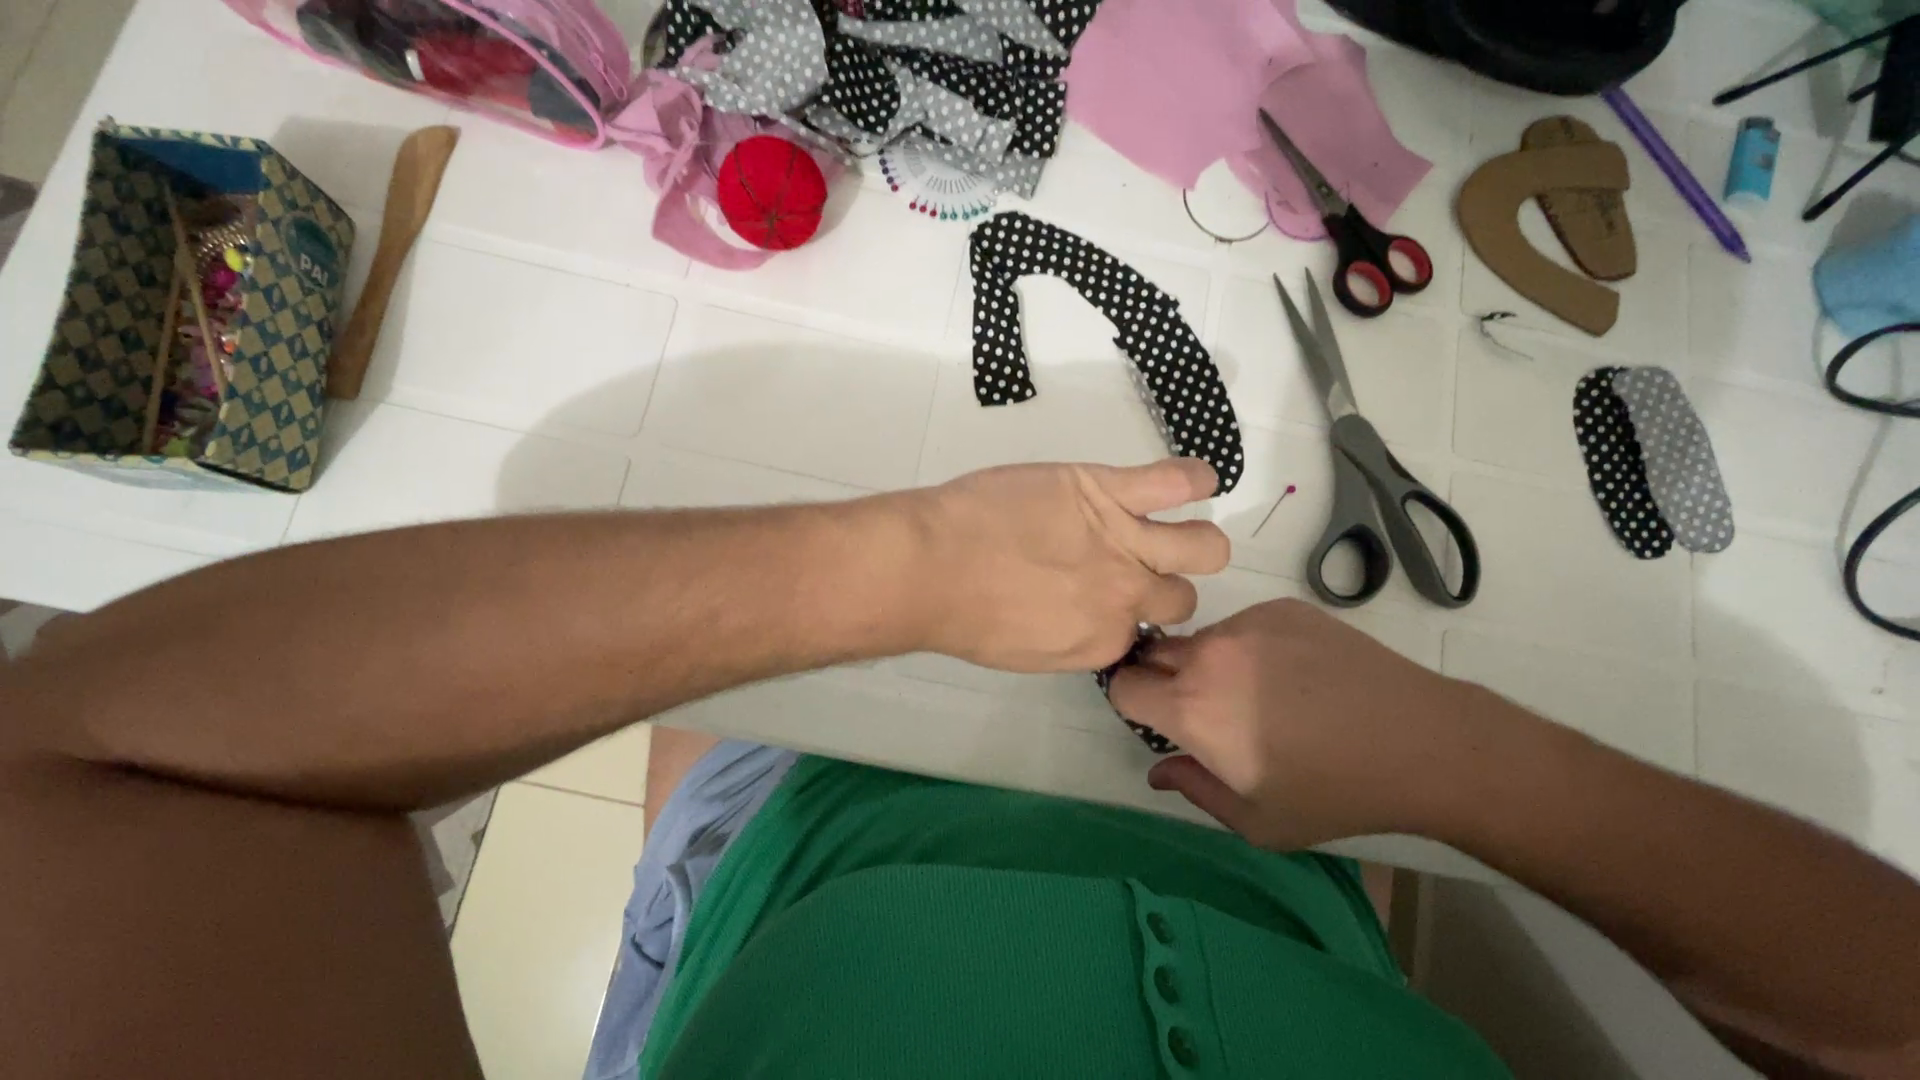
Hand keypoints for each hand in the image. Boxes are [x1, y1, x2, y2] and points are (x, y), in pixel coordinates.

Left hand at [910, 458, 1229, 672]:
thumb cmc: (960, 613)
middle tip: (1138, 565)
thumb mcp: (1024, 650)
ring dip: (1197, 541)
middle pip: (1183, 596)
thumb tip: (1087, 619)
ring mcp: (1124, 541)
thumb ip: (1071, 638)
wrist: (931, 567)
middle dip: (1166, 584)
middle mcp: (1126, 597)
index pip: (1143, 630)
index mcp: (1103, 641)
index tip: (1105, 600)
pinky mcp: (1107, 490)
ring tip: (1174, 524)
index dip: (1127, 614)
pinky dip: (1194, 478)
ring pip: (1205, 546)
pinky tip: (1190, 480)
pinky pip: (1177, 481)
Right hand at [1108, 598, 1493, 848]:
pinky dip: (1252, 648)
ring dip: (1211, 664)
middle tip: (1207, 712)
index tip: (1158, 720)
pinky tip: (1297, 676)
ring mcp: (1248, 624)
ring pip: (1204, 640)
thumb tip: (1158, 770)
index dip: (1132, 703)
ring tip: (1265, 696)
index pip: (1122, 685)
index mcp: (1191, 707)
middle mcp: (1209, 654)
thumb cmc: (1332, 793)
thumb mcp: (1255, 820)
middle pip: (1154, 654)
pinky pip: (1245, 626)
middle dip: (1164, 680)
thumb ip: (1194, 789)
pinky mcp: (1284, 609)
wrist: (1420, 741)